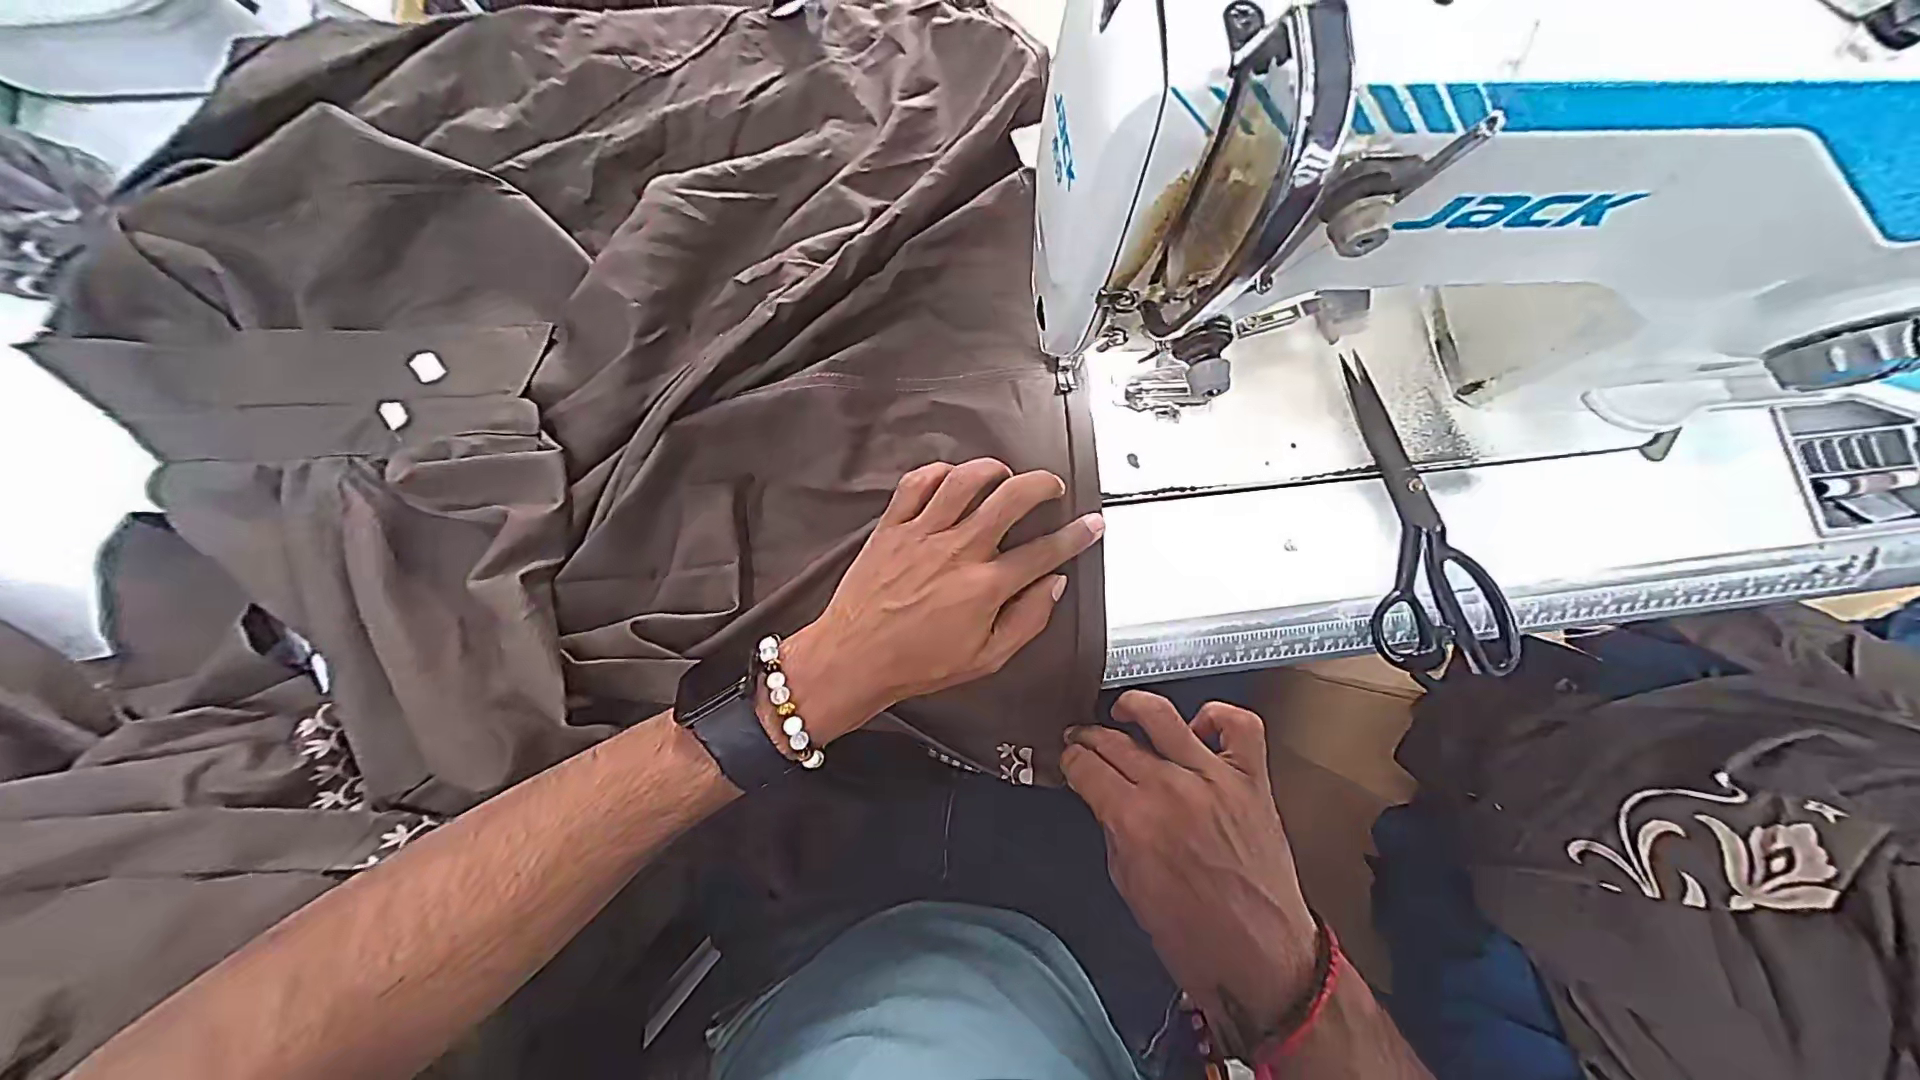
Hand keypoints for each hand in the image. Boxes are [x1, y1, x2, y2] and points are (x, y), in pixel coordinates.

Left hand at [780, 459, 1103, 742]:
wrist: (853, 659)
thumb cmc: (915, 664)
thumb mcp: (985, 659)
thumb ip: (1027, 620)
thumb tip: (1053, 586)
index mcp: (984, 587)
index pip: (1044, 551)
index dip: (1076, 535)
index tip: (1091, 524)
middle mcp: (956, 552)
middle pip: (1011, 498)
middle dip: (1041, 484)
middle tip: (1051, 486)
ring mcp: (921, 535)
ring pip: (965, 480)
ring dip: (993, 469)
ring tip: (1005, 473)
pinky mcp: (892, 528)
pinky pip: (916, 484)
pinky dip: (938, 472)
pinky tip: (951, 477)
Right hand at [1062, 691, 1317, 1058]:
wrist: (1264, 963)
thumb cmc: (1196, 938)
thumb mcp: (1129, 885)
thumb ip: (1111, 829)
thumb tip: (1100, 796)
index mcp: (1135, 822)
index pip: (1085, 765)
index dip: (1070, 760)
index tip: (1069, 760)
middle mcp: (1171, 791)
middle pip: (1113, 739)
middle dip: (1088, 737)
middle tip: (1083, 741)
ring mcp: (1215, 780)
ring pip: (1162, 714)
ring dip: (1133, 707)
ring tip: (1125, 712)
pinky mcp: (1252, 781)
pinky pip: (1238, 725)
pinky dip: (1216, 716)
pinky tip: (1198, 727)